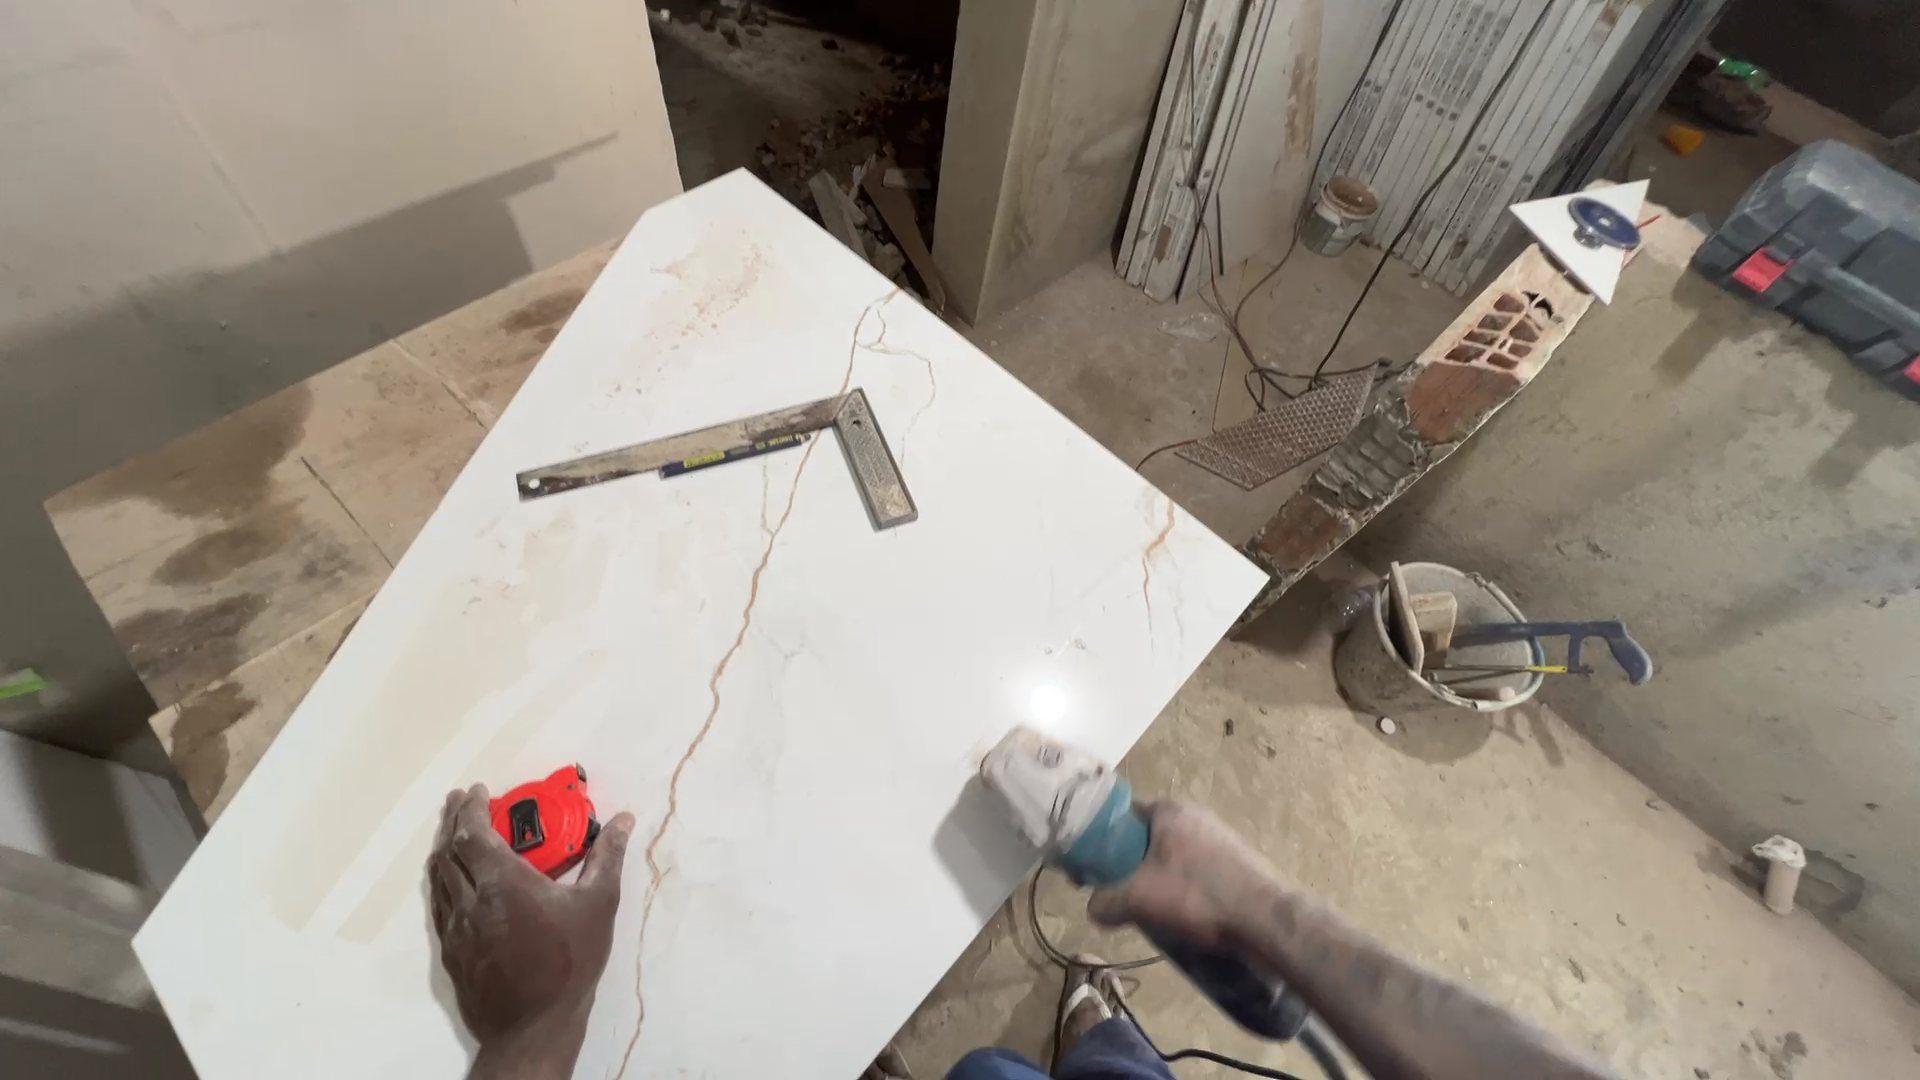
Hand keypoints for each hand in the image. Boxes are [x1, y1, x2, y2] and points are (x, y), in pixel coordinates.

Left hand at [429, 784, 634, 1065]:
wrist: (534, 1026)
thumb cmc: (571, 959)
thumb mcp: (600, 903)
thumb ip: (607, 856)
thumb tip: (624, 819)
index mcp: (504, 885)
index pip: (473, 836)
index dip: (471, 810)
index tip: (478, 790)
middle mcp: (471, 902)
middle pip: (449, 853)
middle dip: (453, 821)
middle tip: (462, 799)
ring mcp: (456, 930)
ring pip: (439, 879)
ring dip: (445, 849)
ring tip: (457, 833)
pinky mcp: (452, 952)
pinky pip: (441, 904)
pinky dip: (445, 879)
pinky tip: (459, 880)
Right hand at [1085, 801, 1277, 947]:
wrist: (1267, 919)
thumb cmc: (1197, 895)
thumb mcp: (1139, 899)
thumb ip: (1107, 901)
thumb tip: (1092, 908)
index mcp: (1168, 808)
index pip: (1125, 814)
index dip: (1108, 839)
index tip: (1102, 865)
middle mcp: (1194, 812)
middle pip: (1150, 834)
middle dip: (1137, 860)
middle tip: (1127, 888)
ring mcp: (1220, 833)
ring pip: (1176, 851)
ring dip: (1164, 873)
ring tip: (1158, 904)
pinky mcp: (1238, 856)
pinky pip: (1200, 865)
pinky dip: (1189, 883)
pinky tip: (1190, 909)